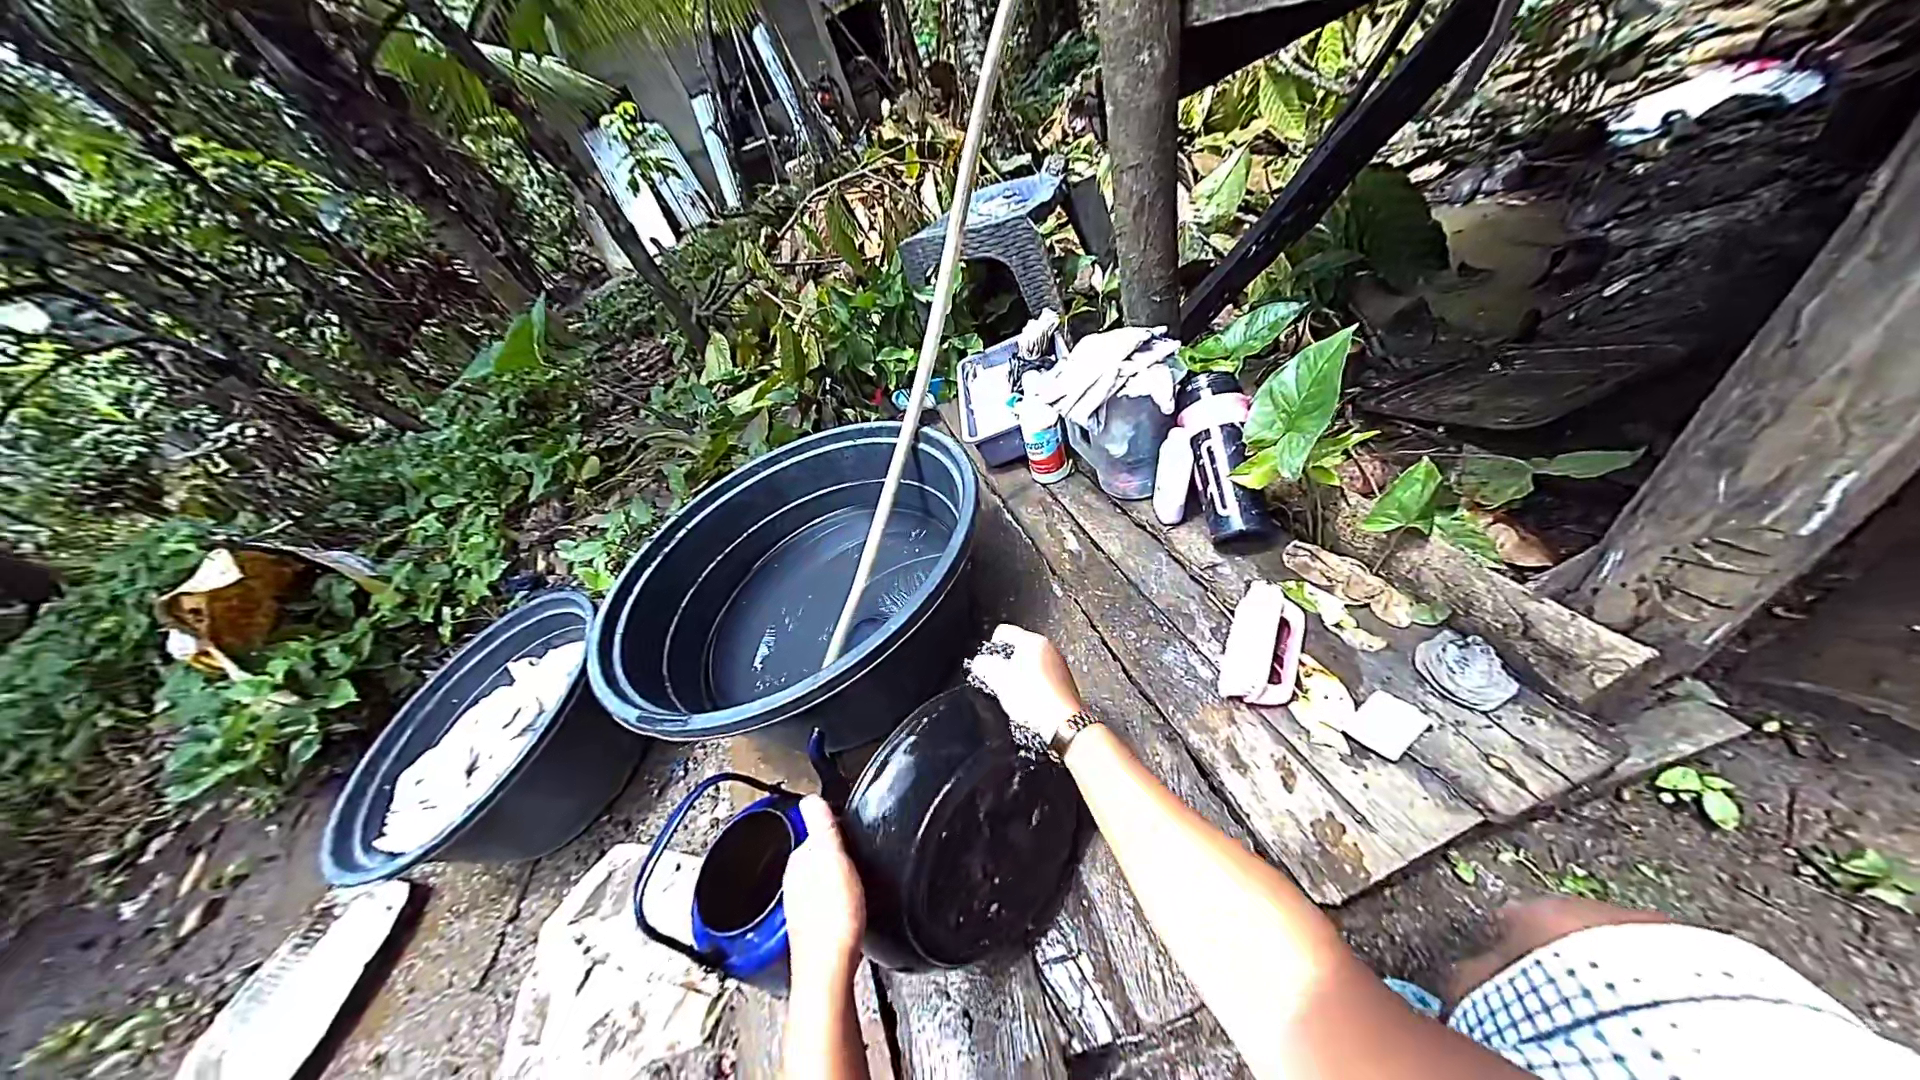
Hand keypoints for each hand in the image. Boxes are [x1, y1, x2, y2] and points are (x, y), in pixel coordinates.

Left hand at [783, 795, 865, 985]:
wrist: (830, 972)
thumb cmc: (833, 921)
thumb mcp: (833, 860)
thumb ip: (822, 828)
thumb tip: (811, 798)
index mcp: (798, 862)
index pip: (814, 829)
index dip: (835, 825)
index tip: (850, 825)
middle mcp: (795, 883)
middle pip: (818, 855)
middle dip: (836, 851)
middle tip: (858, 851)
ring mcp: (803, 906)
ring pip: (823, 878)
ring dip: (838, 875)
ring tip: (857, 876)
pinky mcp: (815, 925)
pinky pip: (828, 900)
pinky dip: (840, 897)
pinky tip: (851, 904)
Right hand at [964, 624, 1085, 742]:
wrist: (1065, 726)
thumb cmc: (1036, 702)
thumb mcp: (1002, 683)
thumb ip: (987, 668)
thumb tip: (980, 662)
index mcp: (1034, 641)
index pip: (1003, 632)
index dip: (991, 649)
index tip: (987, 666)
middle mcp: (1049, 648)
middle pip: (1017, 648)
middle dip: (1005, 664)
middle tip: (999, 683)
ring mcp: (1058, 665)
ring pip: (1028, 663)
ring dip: (1018, 676)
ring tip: (1014, 696)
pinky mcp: (1063, 682)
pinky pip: (1040, 677)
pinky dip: (1031, 686)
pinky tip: (1029, 702)